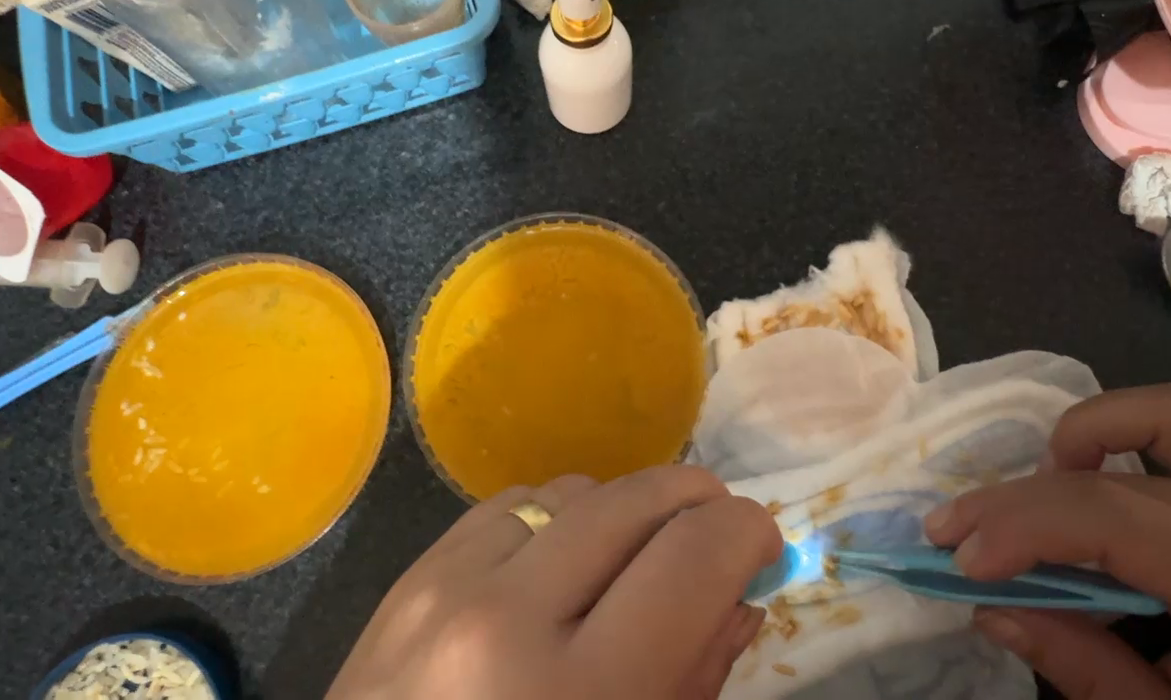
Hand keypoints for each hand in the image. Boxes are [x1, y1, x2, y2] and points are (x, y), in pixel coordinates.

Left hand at [325, 466, 780, 699]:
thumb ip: (695, 680)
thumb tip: (737, 593)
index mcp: (578, 692)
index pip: (691, 558)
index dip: (744, 532)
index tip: (759, 543)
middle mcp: (506, 618)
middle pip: (633, 500)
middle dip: (694, 499)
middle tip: (715, 526)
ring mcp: (447, 585)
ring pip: (573, 490)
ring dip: (622, 510)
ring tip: (632, 555)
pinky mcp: (411, 574)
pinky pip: (511, 504)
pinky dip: (555, 517)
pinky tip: (558, 560)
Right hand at [926, 385, 1170, 699]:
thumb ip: (1088, 671)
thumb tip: (989, 606)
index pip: (1116, 519)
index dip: (1025, 526)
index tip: (960, 560)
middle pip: (1115, 476)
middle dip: (1020, 501)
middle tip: (957, 536)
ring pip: (1169, 413)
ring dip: (1090, 434)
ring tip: (1046, 484)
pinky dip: (1160, 428)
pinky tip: (1125, 462)